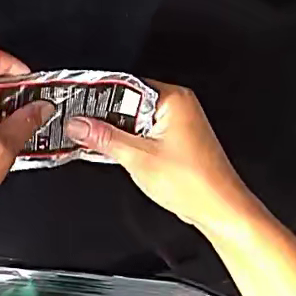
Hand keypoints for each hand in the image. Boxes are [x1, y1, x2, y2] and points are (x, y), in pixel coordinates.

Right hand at [64, 82, 262, 234]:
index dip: (97, 97)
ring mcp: (177, 124)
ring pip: (134, 120)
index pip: (124, 86)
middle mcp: (178, 106)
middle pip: (128, 102)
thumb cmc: (194, 184)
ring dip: (115, 132)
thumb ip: (104, 138)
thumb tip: (79, 124)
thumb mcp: (138, 157)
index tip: (75, 106)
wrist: (219, 210)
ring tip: (93, 141)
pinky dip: (128, 142)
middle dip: (104, 117)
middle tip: (79, 126)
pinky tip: (113, 152)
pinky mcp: (175, 140)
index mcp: (173, 99)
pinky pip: (143, 133)